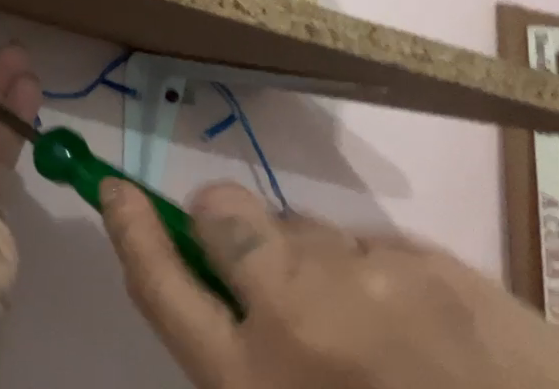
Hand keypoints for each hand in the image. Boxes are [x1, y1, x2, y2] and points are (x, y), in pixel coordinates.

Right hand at [101, 180, 558, 388]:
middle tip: (265, 270)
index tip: (112, 188)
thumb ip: (236, 344)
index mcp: (249, 377)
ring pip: (306, 226)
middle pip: (220, 213)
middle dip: (228, 225)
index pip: (158, 278)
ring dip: (317, 260)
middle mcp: (298, 316)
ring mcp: (376, 282)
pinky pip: (377, 243)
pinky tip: (427, 327)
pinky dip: (382, 273)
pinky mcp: (446, 267)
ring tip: (373, 323)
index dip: (129, 226)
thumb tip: (206, 270)